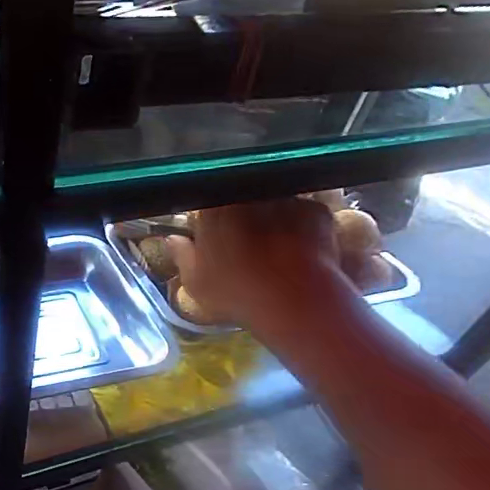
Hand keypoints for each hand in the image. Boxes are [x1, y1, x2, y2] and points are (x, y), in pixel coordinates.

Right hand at [165, 198, 350, 333]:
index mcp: (215, 205)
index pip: (208, 199)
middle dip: (244, 214)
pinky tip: (304, 252)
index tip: (215, 233)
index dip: (211, 215)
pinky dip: (305, 229)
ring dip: (275, 219)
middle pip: (244, 197)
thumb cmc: (236, 291)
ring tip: (278, 248)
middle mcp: (251, 191)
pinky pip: (307, 215)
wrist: (293, 298)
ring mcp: (287, 198)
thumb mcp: (197, 283)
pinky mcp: (317, 210)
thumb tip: (172, 240)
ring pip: (277, 203)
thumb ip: (182, 256)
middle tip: (247, 243)